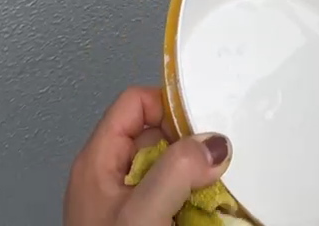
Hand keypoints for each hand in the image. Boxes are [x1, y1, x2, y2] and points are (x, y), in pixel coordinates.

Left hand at [64, 87, 232, 225]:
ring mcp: (127, 208)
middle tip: (218, 162)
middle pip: (157, 137)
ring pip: (171, 171)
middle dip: (191, 148)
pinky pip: (175, 203)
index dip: (169, 106)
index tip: (203, 124)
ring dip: (198, 179)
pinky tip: (213, 214)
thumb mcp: (142, 215)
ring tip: (220, 189)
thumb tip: (214, 142)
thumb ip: (177, 172)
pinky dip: (196, 205)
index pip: (135, 105)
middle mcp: (111, 179)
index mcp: (98, 161)